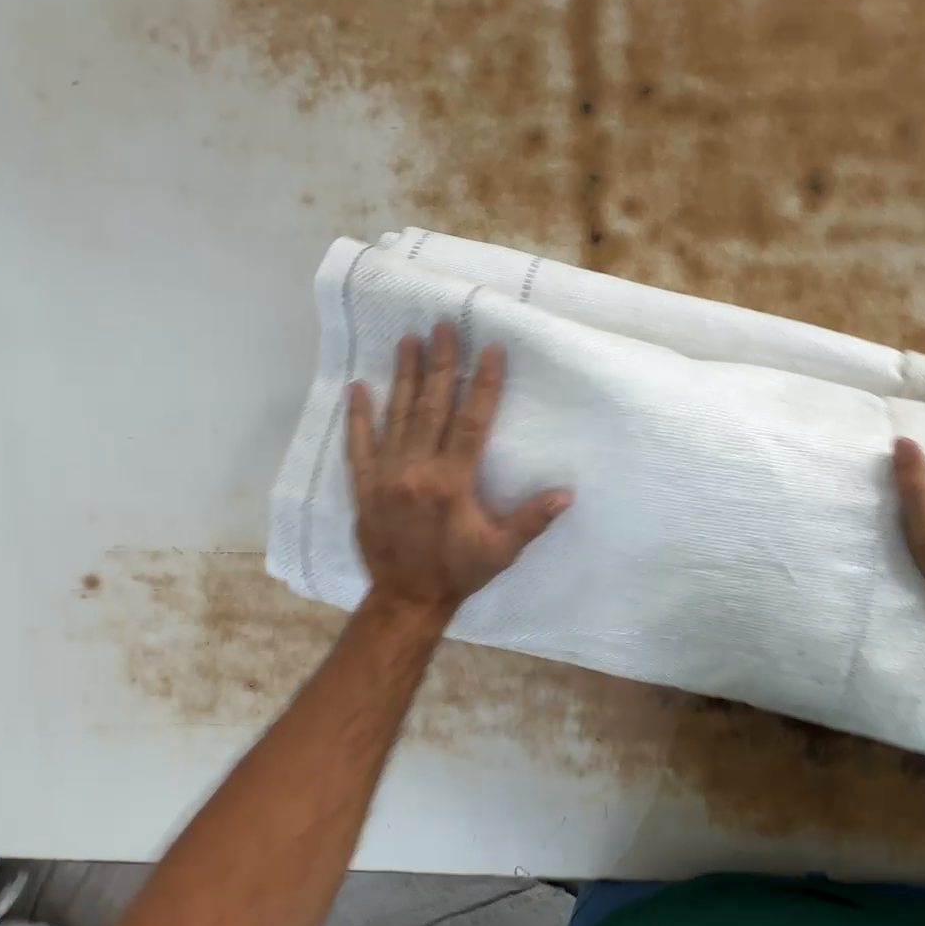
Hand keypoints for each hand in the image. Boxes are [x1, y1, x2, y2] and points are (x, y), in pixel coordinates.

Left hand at [346, 324, 570, 617]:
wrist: (406, 598)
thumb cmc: (460, 571)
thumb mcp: (502, 550)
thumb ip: (532, 520)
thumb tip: (566, 494)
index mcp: (452, 483)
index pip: (471, 422)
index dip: (483, 384)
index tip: (490, 350)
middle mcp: (417, 471)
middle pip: (431, 407)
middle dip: (440, 364)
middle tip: (441, 327)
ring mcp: (386, 476)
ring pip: (396, 417)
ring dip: (403, 377)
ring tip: (406, 341)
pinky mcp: (365, 487)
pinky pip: (359, 445)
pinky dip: (358, 416)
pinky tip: (358, 387)